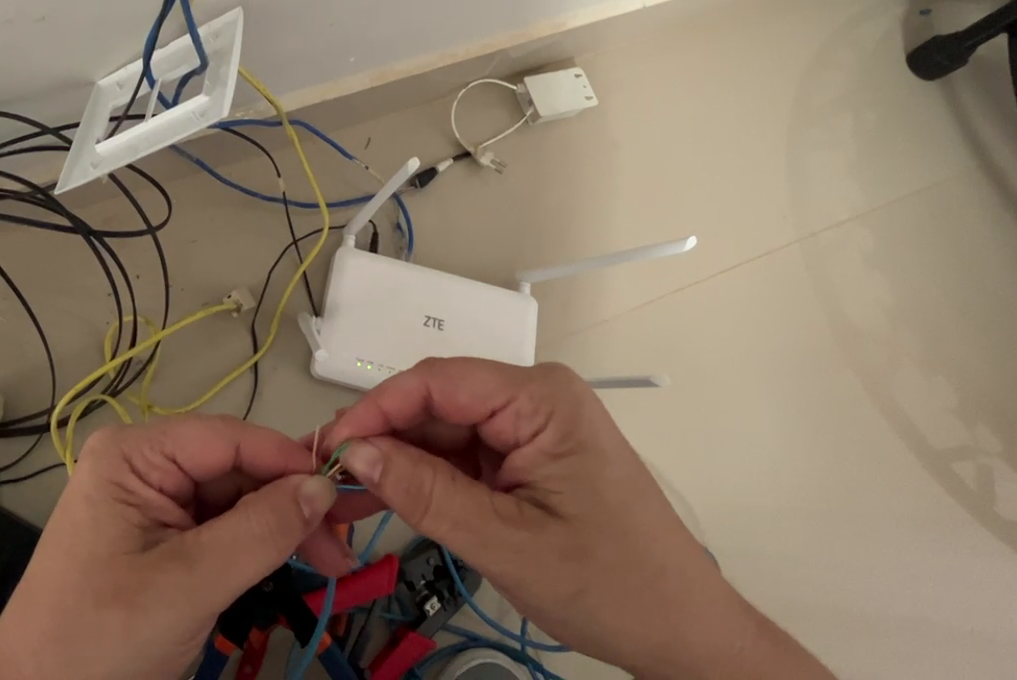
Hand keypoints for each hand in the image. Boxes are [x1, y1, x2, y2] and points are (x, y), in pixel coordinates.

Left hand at [0, 417, 356, 679]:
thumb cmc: (99, 640)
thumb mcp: (186, 585)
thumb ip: (258, 532)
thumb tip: (322, 486)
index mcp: (135, 453)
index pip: (229, 438)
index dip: (288, 460)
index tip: (345, 490)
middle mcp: (144, 464)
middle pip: (236, 467)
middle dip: (290, 501)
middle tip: (344, 541)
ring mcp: (151, 501)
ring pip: (235, 498)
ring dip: (281, 526)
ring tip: (331, 560)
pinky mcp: (160, 537)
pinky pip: (220, 527)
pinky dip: (258, 545)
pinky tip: (292, 560)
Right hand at [323, 358, 832, 679]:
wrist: (687, 635)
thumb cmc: (610, 585)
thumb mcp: (507, 543)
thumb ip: (425, 493)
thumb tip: (353, 453)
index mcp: (539, 396)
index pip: (436, 381)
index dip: (375, 408)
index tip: (329, 447)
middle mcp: (532, 396)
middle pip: (436, 403)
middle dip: (382, 438)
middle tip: (329, 476)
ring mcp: (529, 425)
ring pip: (442, 430)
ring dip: (398, 462)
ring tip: (347, 494)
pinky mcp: (525, 454)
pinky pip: (462, 455)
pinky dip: (425, 479)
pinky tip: (388, 498)